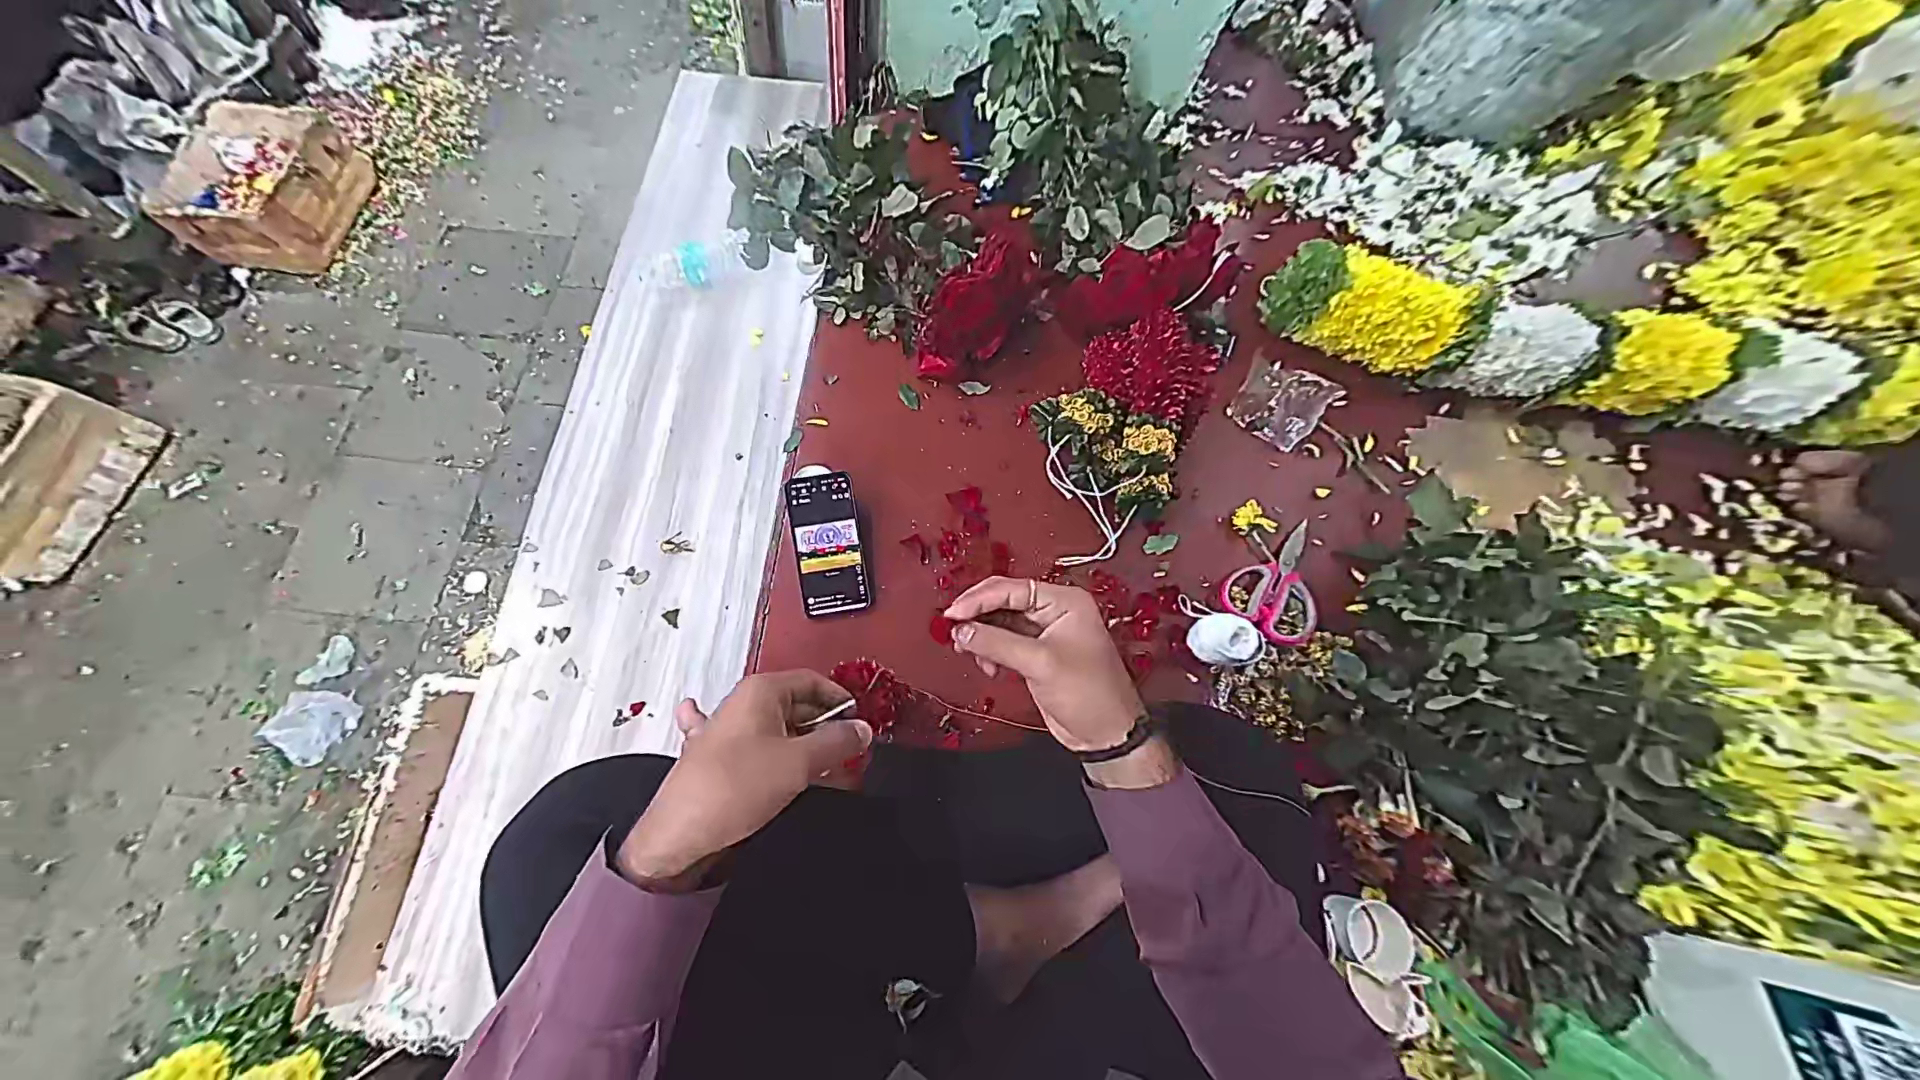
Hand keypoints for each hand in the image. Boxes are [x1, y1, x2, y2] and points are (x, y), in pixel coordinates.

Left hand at [616, 670, 870, 890]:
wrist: (678, 836)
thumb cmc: (733, 788)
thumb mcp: (799, 762)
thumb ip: (837, 742)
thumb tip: (863, 730)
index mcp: (760, 690)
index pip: (812, 681)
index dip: (840, 700)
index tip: (859, 723)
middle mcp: (743, 704)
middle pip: (798, 705)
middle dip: (827, 729)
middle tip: (851, 754)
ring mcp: (727, 731)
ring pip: (779, 731)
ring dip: (807, 749)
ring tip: (831, 773)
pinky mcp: (717, 760)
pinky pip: (756, 751)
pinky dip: (776, 759)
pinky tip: (781, 769)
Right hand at [942, 577, 1144, 753]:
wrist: (1107, 733)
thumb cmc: (1087, 693)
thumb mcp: (1040, 664)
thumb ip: (996, 643)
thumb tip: (960, 630)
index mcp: (1064, 601)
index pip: (1012, 589)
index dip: (978, 600)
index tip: (952, 615)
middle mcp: (1054, 610)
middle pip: (1004, 602)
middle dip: (977, 617)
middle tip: (952, 631)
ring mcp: (1045, 632)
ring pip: (1001, 622)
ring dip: (981, 636)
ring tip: (967, 651)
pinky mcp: (1036, 653)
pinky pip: (1004, 642)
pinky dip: (990, 650)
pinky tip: (987, 665)